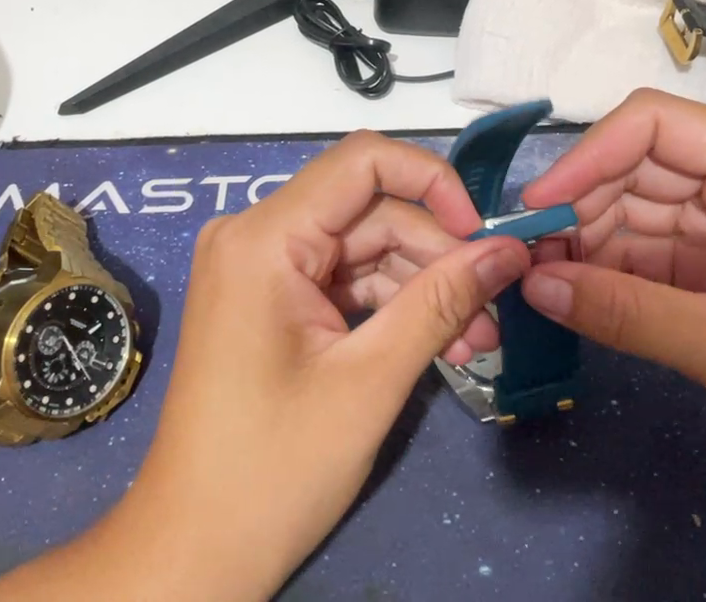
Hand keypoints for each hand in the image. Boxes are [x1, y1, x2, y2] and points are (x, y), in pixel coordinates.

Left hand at [0, 131, 528, 601]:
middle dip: (438, 255)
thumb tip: (510, 249)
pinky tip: (440, 345)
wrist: (195, 545)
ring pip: (363, 249)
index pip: (363, 160)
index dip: (434, 182)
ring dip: (423, 288)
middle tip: (496, 312)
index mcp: (265, 237)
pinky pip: (343, 280)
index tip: (484, 234)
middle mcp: (256, 235)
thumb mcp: (371, 379)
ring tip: (478, 343)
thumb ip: (442, 302)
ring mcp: (260, 267)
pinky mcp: (270, 298)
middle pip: (370, 212)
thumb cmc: (274, 466)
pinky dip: (390, 307)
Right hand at [515, 89, 705, 528]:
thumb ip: (632, 313)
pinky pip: (647, 268)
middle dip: (580, 208)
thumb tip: (533, 285)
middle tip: (521, 256)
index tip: (538, 208)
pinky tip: (567, 300)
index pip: (659, 126)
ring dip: (585, 248)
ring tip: (532, 281)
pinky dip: (607, 282)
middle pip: (638, 173)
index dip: (590, 156)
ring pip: (636, 221)